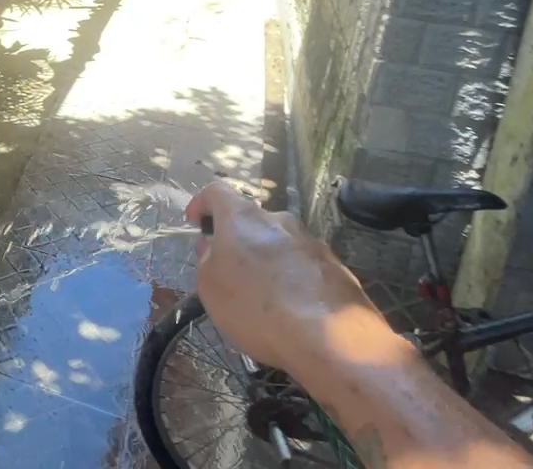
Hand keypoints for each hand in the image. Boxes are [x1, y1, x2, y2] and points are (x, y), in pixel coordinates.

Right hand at [185, 183, 409, 381]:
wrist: (332, 340)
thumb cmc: (256, 308)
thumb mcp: (210, 288)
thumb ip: (206, 260)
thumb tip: (212, 246)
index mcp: (242, 217)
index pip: (215, 191)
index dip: (201, 203)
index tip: (195, 223)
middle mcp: (278, 220)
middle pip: (251, 220)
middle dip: (239, 239)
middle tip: (231, 269)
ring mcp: (311, 242)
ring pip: (280, 243)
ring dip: (268, 260)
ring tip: (265, 297)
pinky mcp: (336, 268)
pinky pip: (305, 266)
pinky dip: (294, 279)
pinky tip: (294, 310)